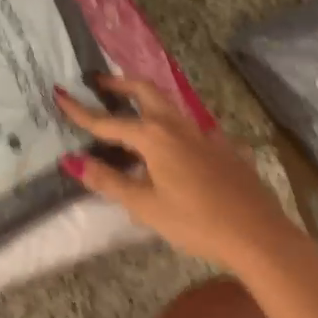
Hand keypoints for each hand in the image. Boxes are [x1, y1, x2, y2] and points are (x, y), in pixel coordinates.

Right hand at [55, 75, 299, 269]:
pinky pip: (192, 126)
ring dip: (145, 97)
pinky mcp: (224, 148)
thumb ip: (108, 181)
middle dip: (119, 83)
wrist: (259, 235)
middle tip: (98, 81)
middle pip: (144, 91)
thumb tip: (72, 160)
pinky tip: (177, 142)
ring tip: (131, 104)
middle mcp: (176, 125)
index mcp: (153, 137)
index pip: (107, 121)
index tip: (59, 93)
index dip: (80, 111)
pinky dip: (174, 125)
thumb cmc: (195, 221)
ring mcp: (204, 134)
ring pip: (169, 104)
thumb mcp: (145, 206)